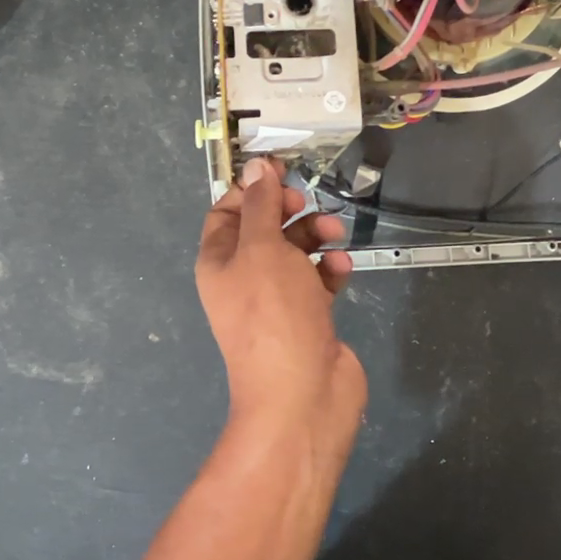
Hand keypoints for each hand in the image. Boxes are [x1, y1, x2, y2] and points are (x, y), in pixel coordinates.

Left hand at [196, 158, 364, 435]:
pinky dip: (330, 268)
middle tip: (307, 203)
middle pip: (265, 228)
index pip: (228, 211)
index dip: (252, 189)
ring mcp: (277, 300)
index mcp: (219, 261)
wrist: (301, 393)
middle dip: (289, 211)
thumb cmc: (273, 313)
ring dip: (315, 236)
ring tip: (334, 235)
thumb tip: (256, 166)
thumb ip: (261, 205)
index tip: (282, 172)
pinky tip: (341, 267)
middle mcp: (243, 278)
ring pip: (296, 252)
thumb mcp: (263, 249)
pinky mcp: (309, 316)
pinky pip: (318, 279)